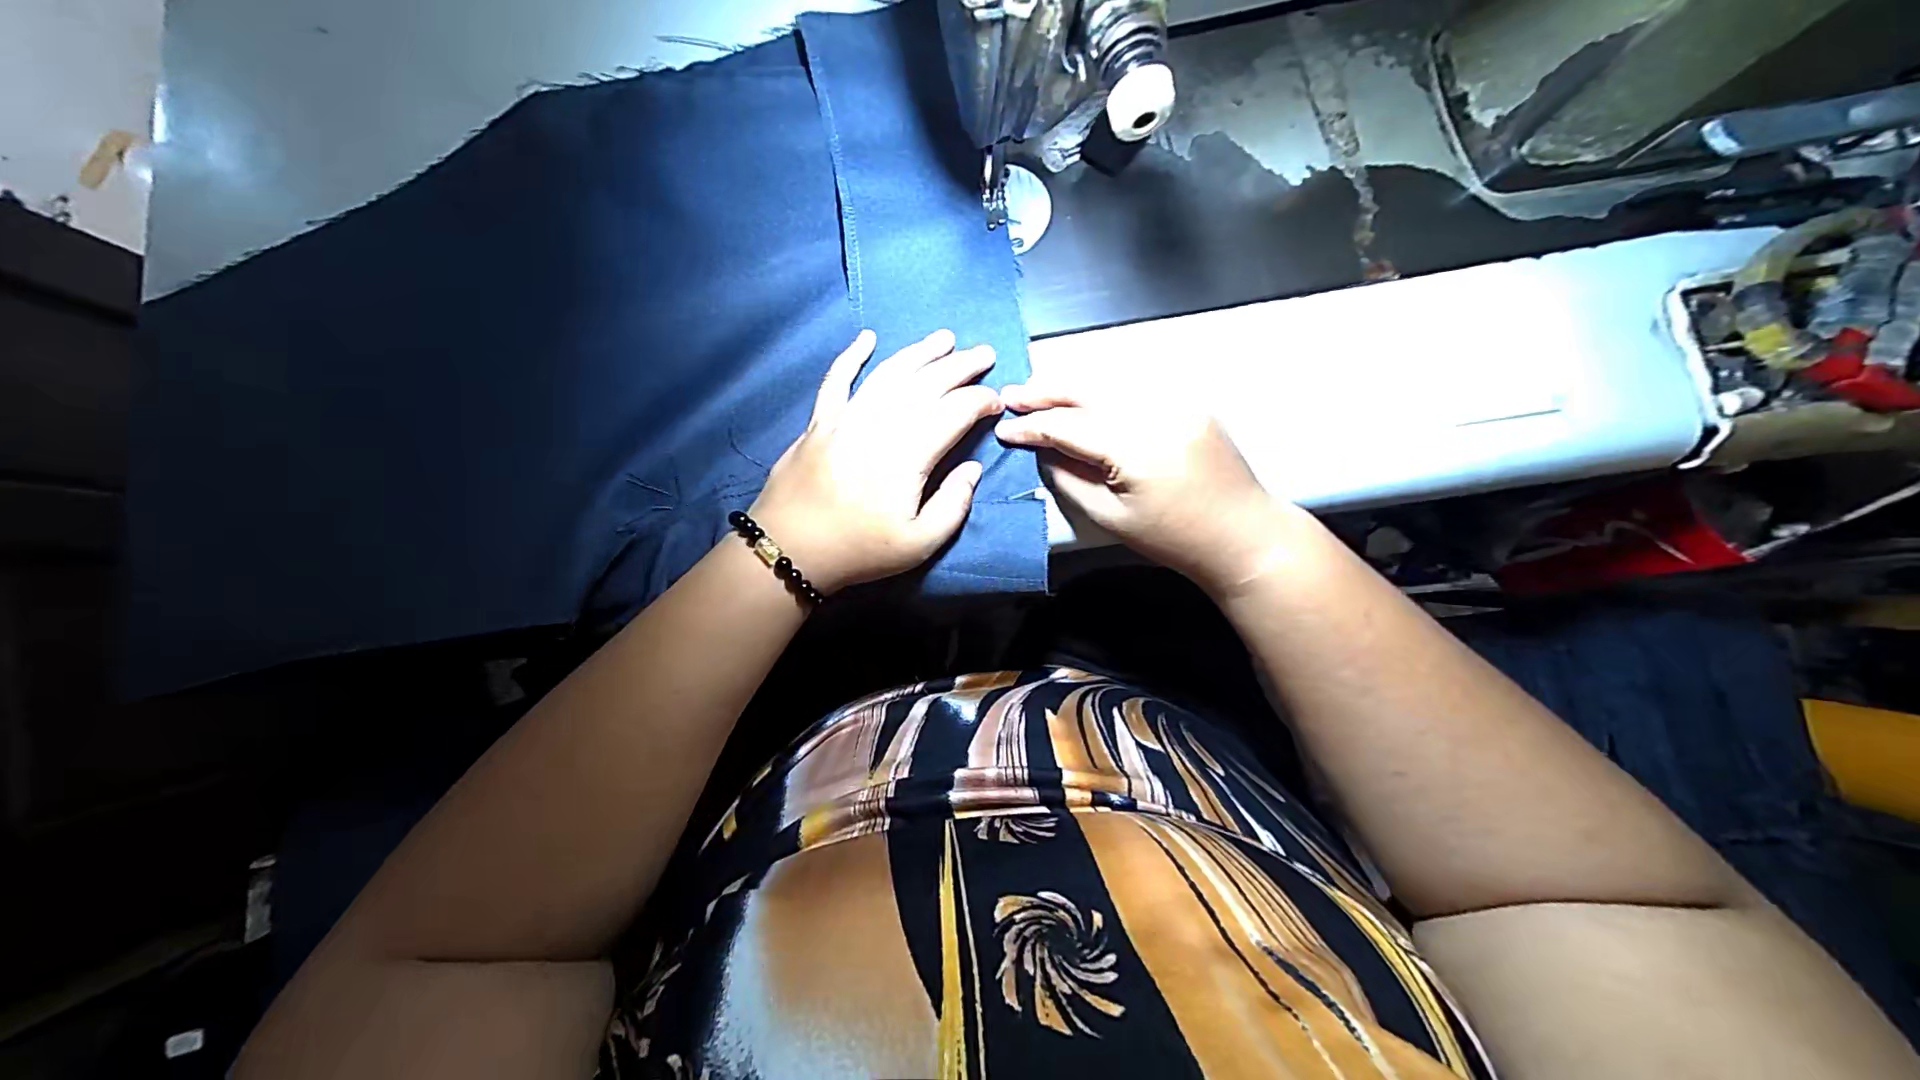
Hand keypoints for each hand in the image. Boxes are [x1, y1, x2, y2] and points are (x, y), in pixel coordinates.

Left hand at [750, 329, 1002, 593]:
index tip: (997, 401)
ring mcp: (846, 417)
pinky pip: (837, 378)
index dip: (980, 401)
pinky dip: (852, 356)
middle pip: (927, 383)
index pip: (954, 412)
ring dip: (920, 352)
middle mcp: (880, 423)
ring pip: (889, 373)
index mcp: (909, 453)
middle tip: (985, 354)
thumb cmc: (858, 550)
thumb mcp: (919, 543)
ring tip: (945, 339)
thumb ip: (954, 505)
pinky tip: (867, 338)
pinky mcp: (820, 421)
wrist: (790, 549)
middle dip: (960, 366)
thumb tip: (973, 469)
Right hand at [996, 379, 1297, 596]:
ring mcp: (1178, 403)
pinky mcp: (1190, 403)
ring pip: (1111, 382)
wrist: (1243, 535)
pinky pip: (1137, 388)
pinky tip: (1084, 394)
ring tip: (1039, 391)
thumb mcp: (1110, 517)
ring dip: (1072, 386)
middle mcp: (1157, 414)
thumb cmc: (1174, 538)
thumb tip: (1043, 450)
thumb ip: (1069, 478)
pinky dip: (1104, 388)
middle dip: (1046, 392)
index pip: (1069, 426)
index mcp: (1136, 448)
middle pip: (1088, 391)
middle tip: (1012, 396)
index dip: (1032, 427)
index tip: (1005, 430)